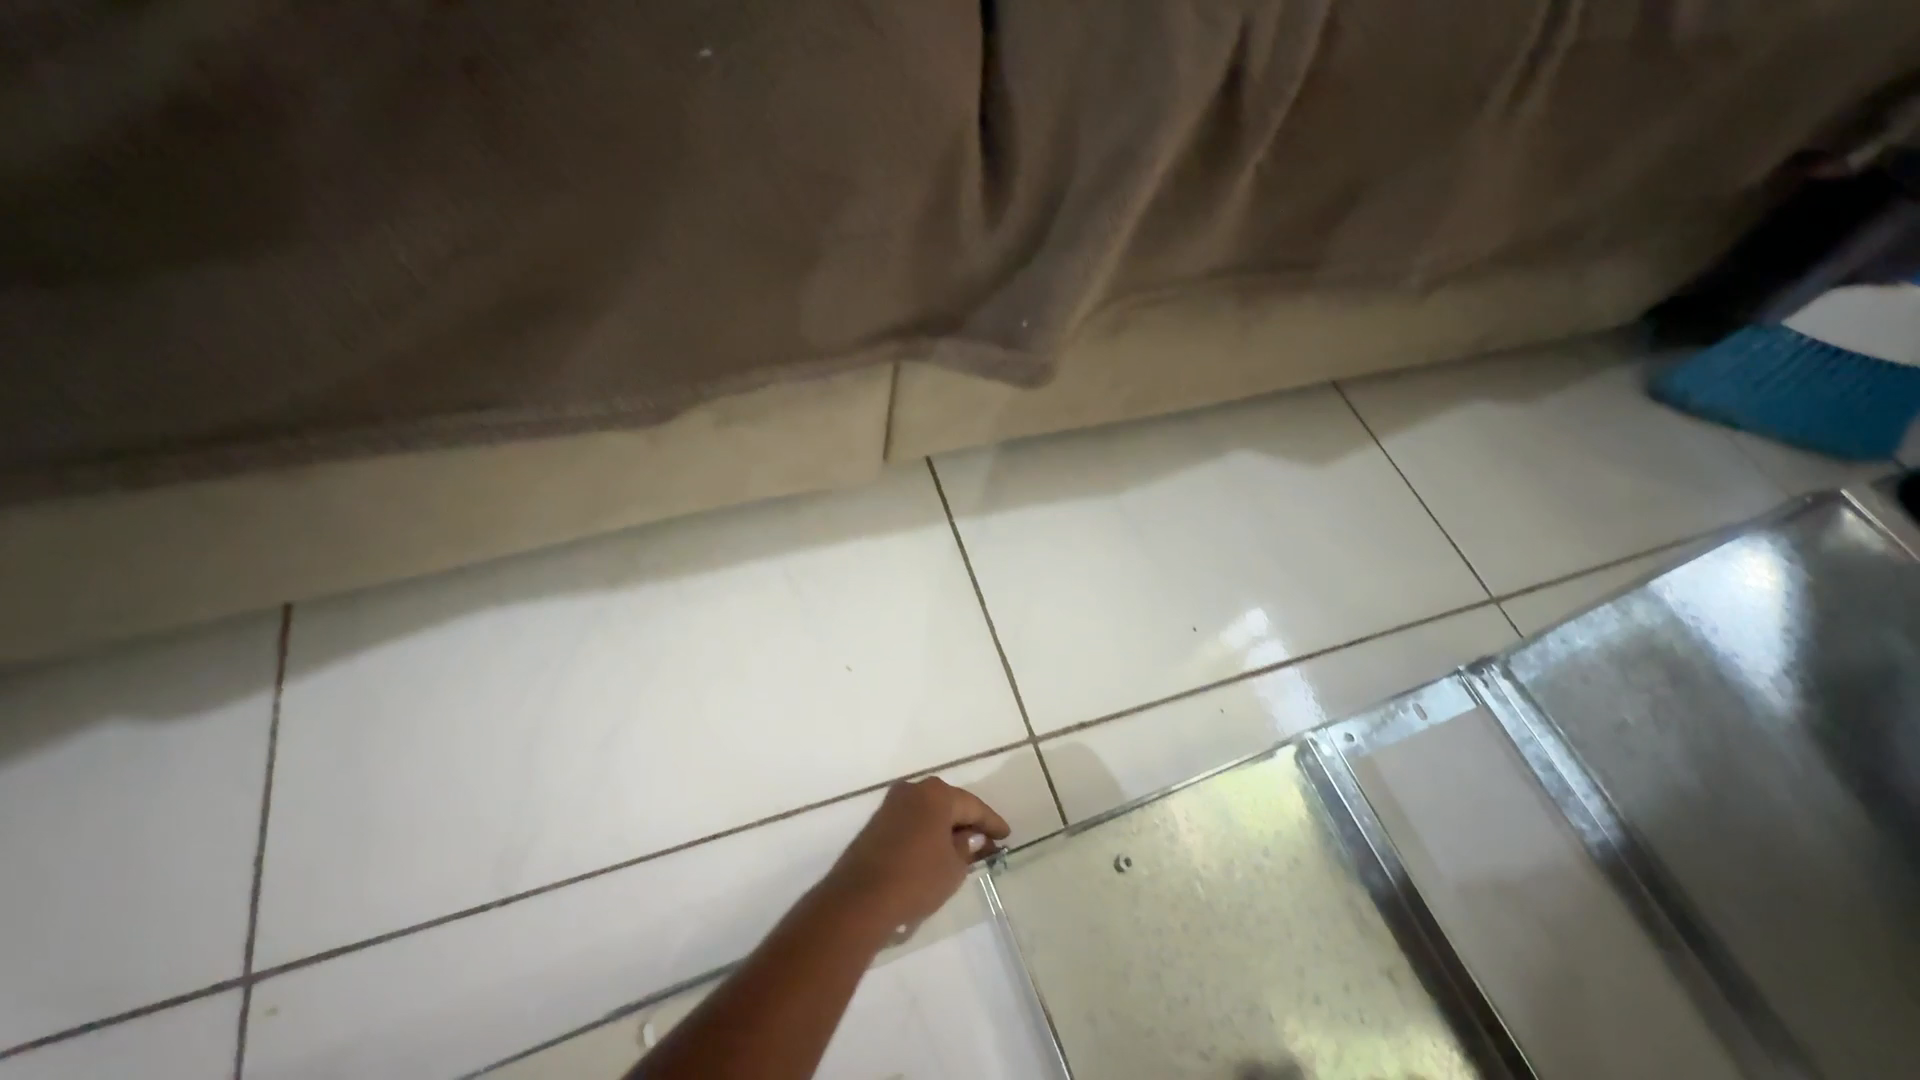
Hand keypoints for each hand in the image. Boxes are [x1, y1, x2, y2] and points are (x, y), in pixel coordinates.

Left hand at [820, 778, 1010, 933]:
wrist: (860, 899)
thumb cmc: (916, 879)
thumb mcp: (954, 867)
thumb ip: (967, 847)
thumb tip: (969, 836)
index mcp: (936, 794)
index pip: (973, 806)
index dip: (992, 823)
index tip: (1006, 836)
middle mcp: (912, 791)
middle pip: (949, 804)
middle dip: (968, 823)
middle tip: (987, 842)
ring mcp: (890, 805)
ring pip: (928, 813)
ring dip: (946, 828)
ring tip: (964, 849)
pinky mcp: (876, 823)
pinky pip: (912, 822)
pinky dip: (928, 833)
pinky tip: (937, 851)